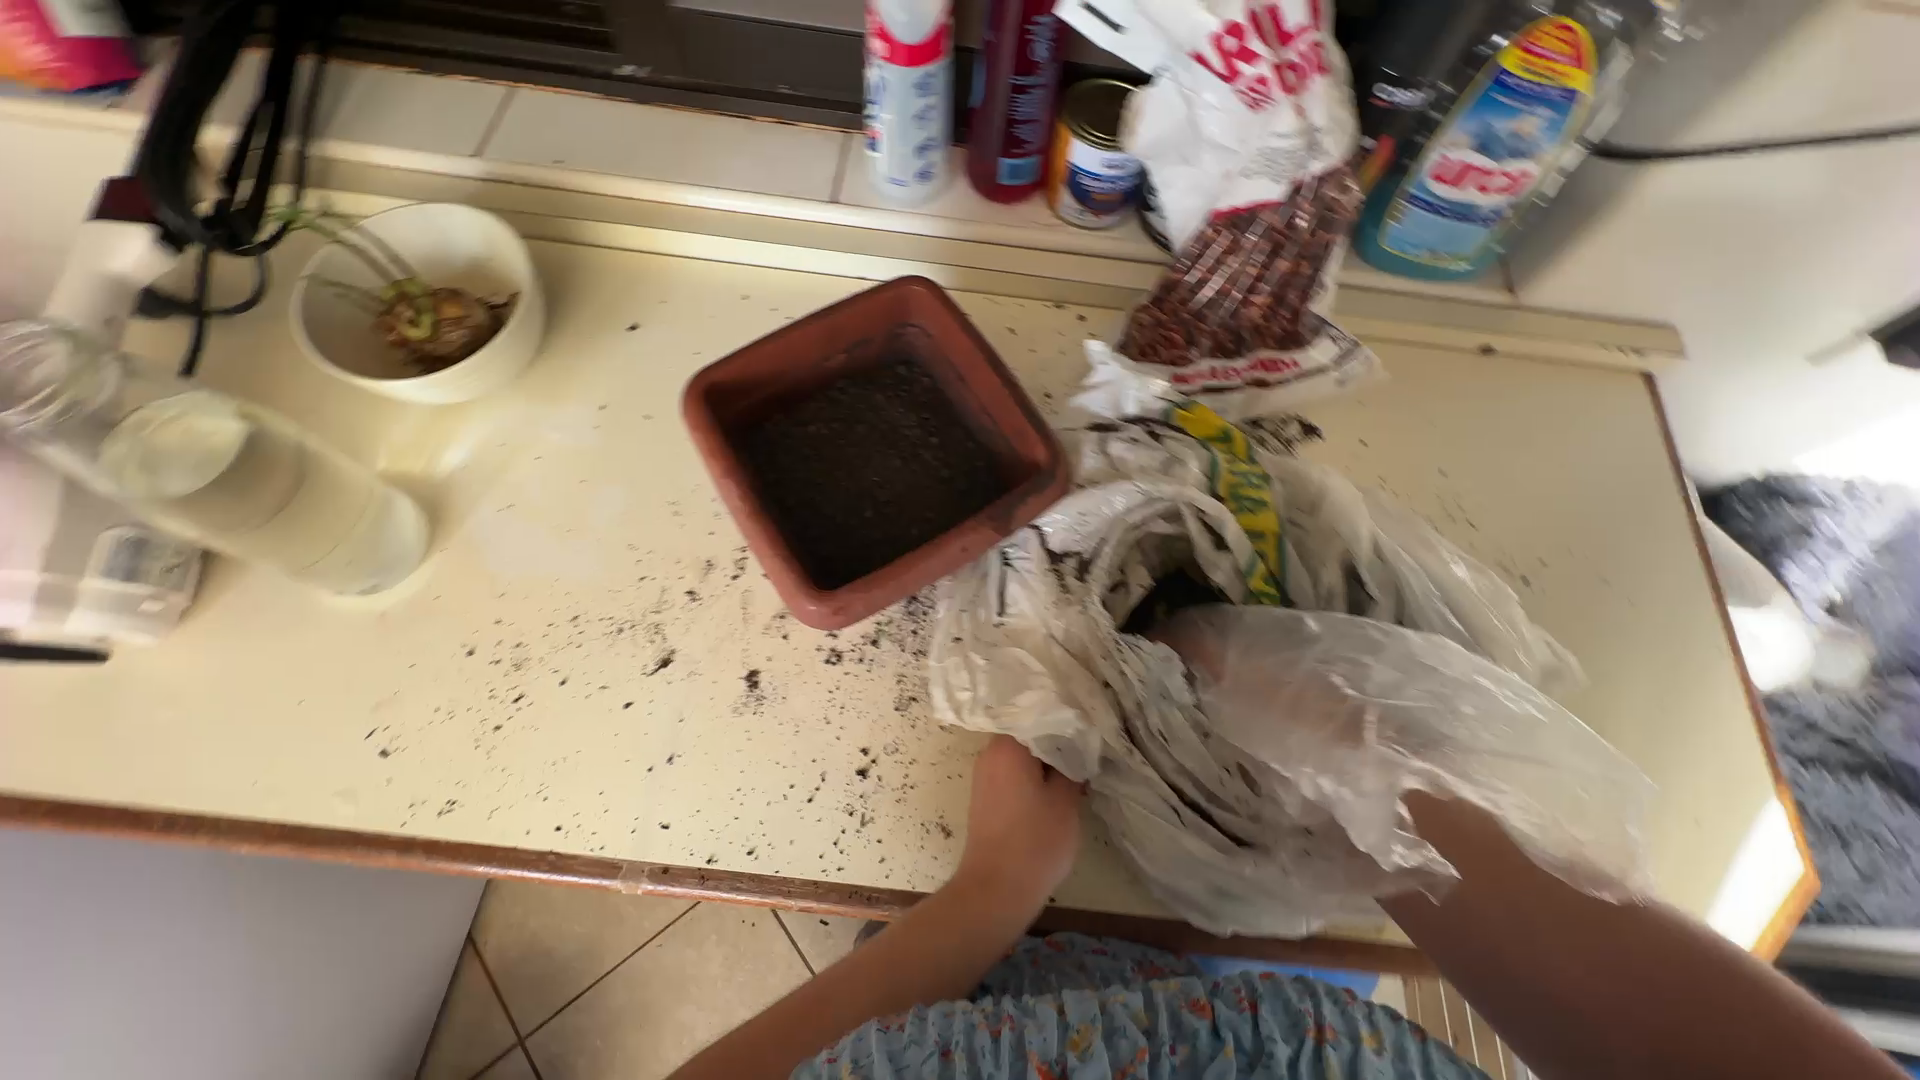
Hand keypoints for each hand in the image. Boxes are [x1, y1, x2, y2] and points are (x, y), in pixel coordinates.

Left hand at [951, 735, 1083, 919]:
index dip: (1068, 721)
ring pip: (1023, 757)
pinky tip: (1056, 793)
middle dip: (1058, 744)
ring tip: (1077, 776)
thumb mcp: (1065, 801)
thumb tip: (1076, 749)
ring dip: (1048, 763)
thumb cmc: (1035, 842)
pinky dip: (1034, 778)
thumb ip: (1072, 766)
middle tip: (1089, 753)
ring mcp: (984, 776)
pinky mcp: (985, 797)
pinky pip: (1013, 775)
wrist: (995, 890)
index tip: (1091, 727)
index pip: (1040, 715)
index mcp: (1007, 746)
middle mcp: (990, 753)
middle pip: (1030, 735)